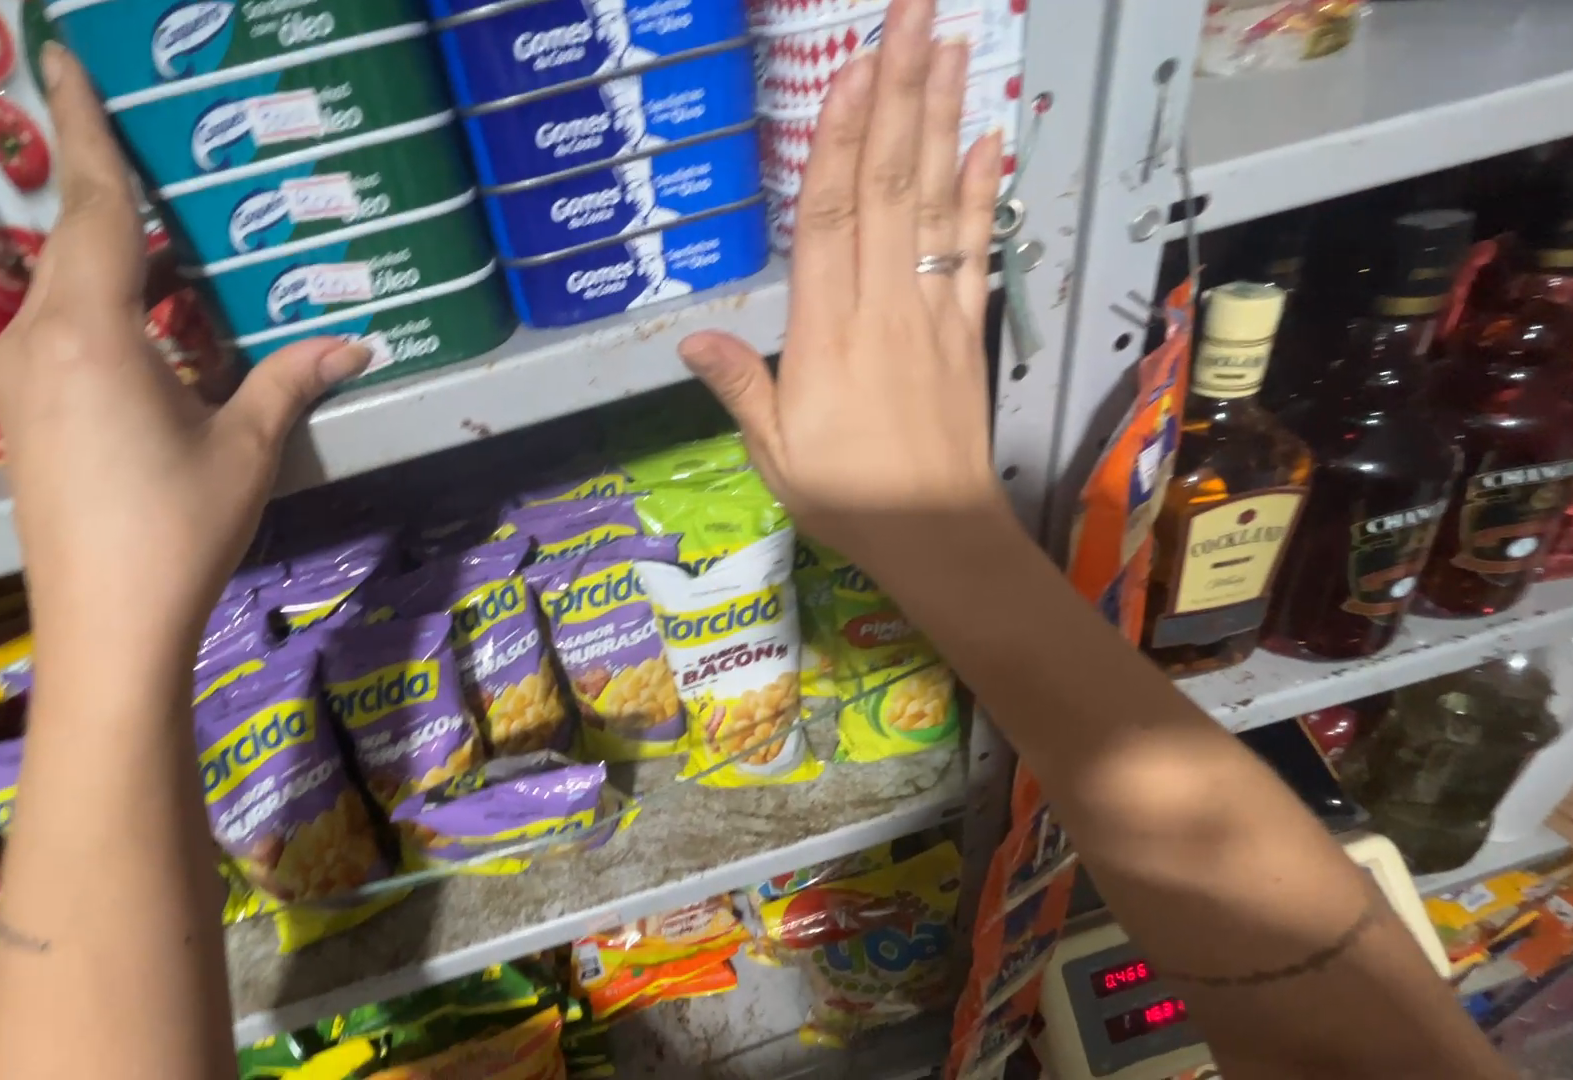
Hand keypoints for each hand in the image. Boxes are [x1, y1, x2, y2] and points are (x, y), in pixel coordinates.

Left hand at [0, 44, 368, 656]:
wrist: (106, 625)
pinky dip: (109, 318)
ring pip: (70, 295)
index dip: (86, 126)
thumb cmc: (180, 524)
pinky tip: (159, 343)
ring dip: (122, 272)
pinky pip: (64, 337)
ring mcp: (20, 382)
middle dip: (118, 204)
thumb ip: (291, 380)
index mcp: (90, 330)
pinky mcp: (24, 418)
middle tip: (161, 170)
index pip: (95, 207)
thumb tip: (358, 345)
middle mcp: (37, 340)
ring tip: (179, 268)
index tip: (61, 53)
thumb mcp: (247, 446)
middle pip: (79, 246)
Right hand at [678, 0, 1007, 568]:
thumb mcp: (772, 452)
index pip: (827, 220)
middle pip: (886, 187)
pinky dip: (980, 193)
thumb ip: (739, 385)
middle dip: (897, 95)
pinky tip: (988, 138)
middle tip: (912, 12)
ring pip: (933, 203)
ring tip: (951, 44)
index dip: (836, 140)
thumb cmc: (844, 495)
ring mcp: (930, 312)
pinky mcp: (964, 330)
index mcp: (823, 334)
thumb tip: (691, 335)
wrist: (936, 532)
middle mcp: (879, 305)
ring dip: (942, 120)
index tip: (850, 67)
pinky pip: (972, 251)